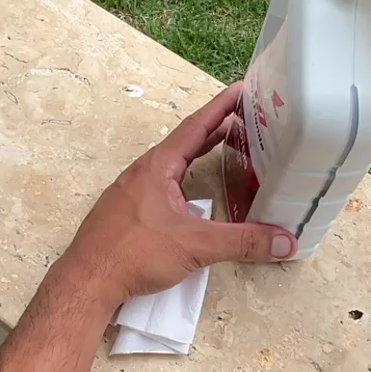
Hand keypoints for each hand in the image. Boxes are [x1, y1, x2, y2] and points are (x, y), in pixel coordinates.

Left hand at [50, 83, 295, 311]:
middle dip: (216, 130)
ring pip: (172, 165)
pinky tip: (192, 196)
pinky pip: (162, 186)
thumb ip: (242, 242)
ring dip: (198, 155)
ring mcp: (132, 193)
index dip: (222, 107)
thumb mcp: (195, 246)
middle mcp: (143, 174)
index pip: (196, 126)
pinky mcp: (128, 213)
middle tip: (244, 119)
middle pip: (185, 143)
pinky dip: (184, 180)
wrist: (87, 281)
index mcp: (157, 167)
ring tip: (224, 149)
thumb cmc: (130, 255)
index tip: (242, 90)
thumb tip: (284, 242)